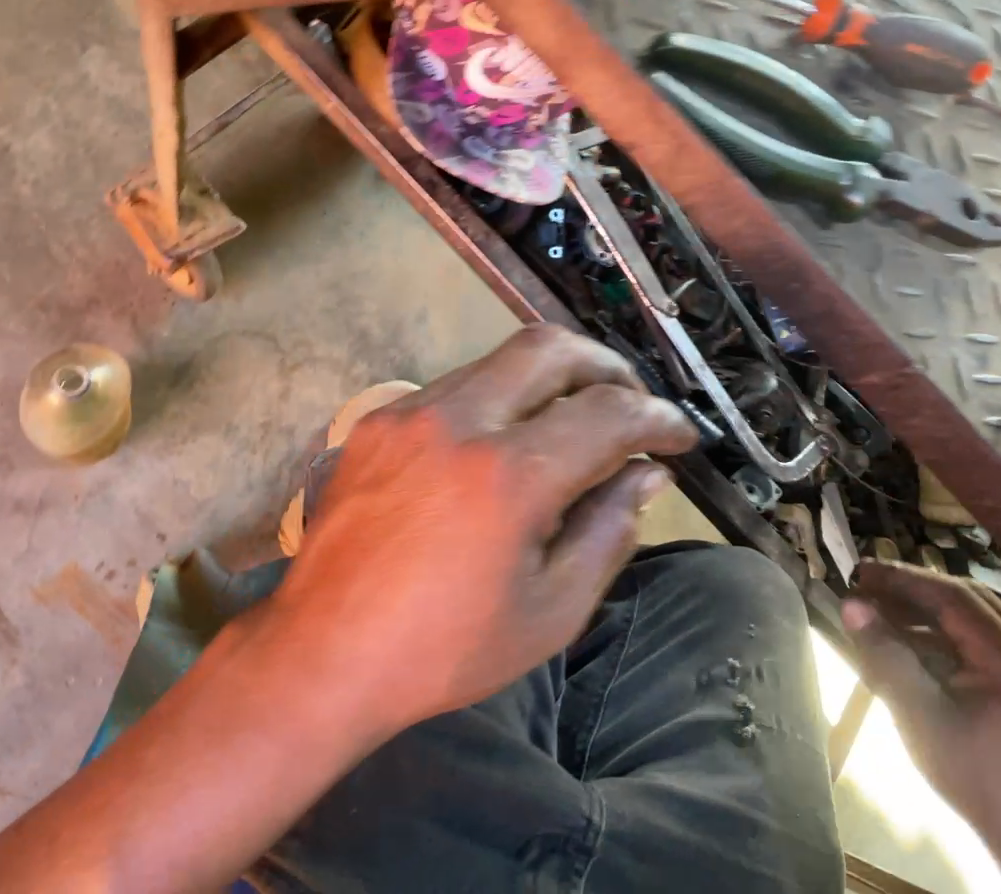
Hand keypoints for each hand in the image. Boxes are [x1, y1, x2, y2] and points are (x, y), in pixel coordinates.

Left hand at [263, 325, 697, 732]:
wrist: (323, 652)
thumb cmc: (444, 648)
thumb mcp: (550, 610)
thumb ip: (607, 531)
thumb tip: (646, 474)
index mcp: (507, 474)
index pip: (607, 412)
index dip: (656, 418)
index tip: (676, 438)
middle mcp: (455, 421)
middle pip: (548, 348)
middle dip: (605, 367)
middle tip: (630, 405)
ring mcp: (406, 414)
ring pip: (495, 361)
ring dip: (546, 379)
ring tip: (570, 424)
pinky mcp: (373, 424)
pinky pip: (451, 387)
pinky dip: (494, 399)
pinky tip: (501, 443)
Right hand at [843, 562, 1000, 892]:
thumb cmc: (979, 782)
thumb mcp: (922, 719)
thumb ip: (887, 658)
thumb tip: (852, 606)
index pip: (953, 597)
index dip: (902, 580)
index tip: (859, 572)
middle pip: (971, 603)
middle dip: (916, 589)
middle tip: (868, 587)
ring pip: (980, 623)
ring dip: (930, 612)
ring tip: (884, 613)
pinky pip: (988, 648)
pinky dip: (948, 637)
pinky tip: (917, 649)